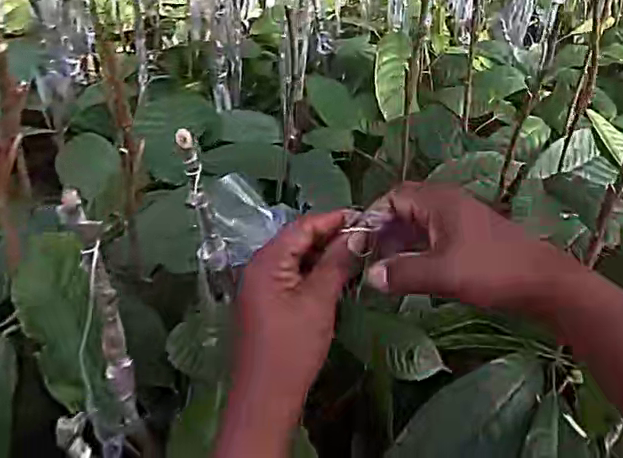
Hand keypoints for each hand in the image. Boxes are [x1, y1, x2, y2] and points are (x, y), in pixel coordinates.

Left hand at [219, 208, 358, 451]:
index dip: (335, 219)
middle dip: (331, 235)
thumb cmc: (292, 348)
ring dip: (323, 254)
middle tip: (364, 235)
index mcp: (266, 261)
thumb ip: (338, 260)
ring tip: (356, 253)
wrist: (264, 405)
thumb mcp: (319, 300)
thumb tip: (359, 232)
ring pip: (296, 257)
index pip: (304, 225)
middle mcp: (258, 267)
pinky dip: (313, 271)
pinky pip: (291, 275)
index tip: (365, 217)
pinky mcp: (264, 304)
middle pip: (298, 239)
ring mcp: (259, 287)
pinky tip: (336, 276)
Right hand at [362, 182, 576, 315]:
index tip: (358, 244)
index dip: (374, 216)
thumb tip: (370, 275)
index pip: (395, 195)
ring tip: (384, 269)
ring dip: (400, 240)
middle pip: (406, 206)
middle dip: (384, 229)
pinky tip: (412, 271)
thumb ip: (403, 272)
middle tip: (367, 259)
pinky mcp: (469, 235)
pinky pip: (433, 233)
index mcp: (440, 199)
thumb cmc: (490, 270)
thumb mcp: (442, 273)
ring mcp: (460, 217)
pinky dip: (417, 247)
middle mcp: (448, 201)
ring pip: (419, 221)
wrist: (539, 280)